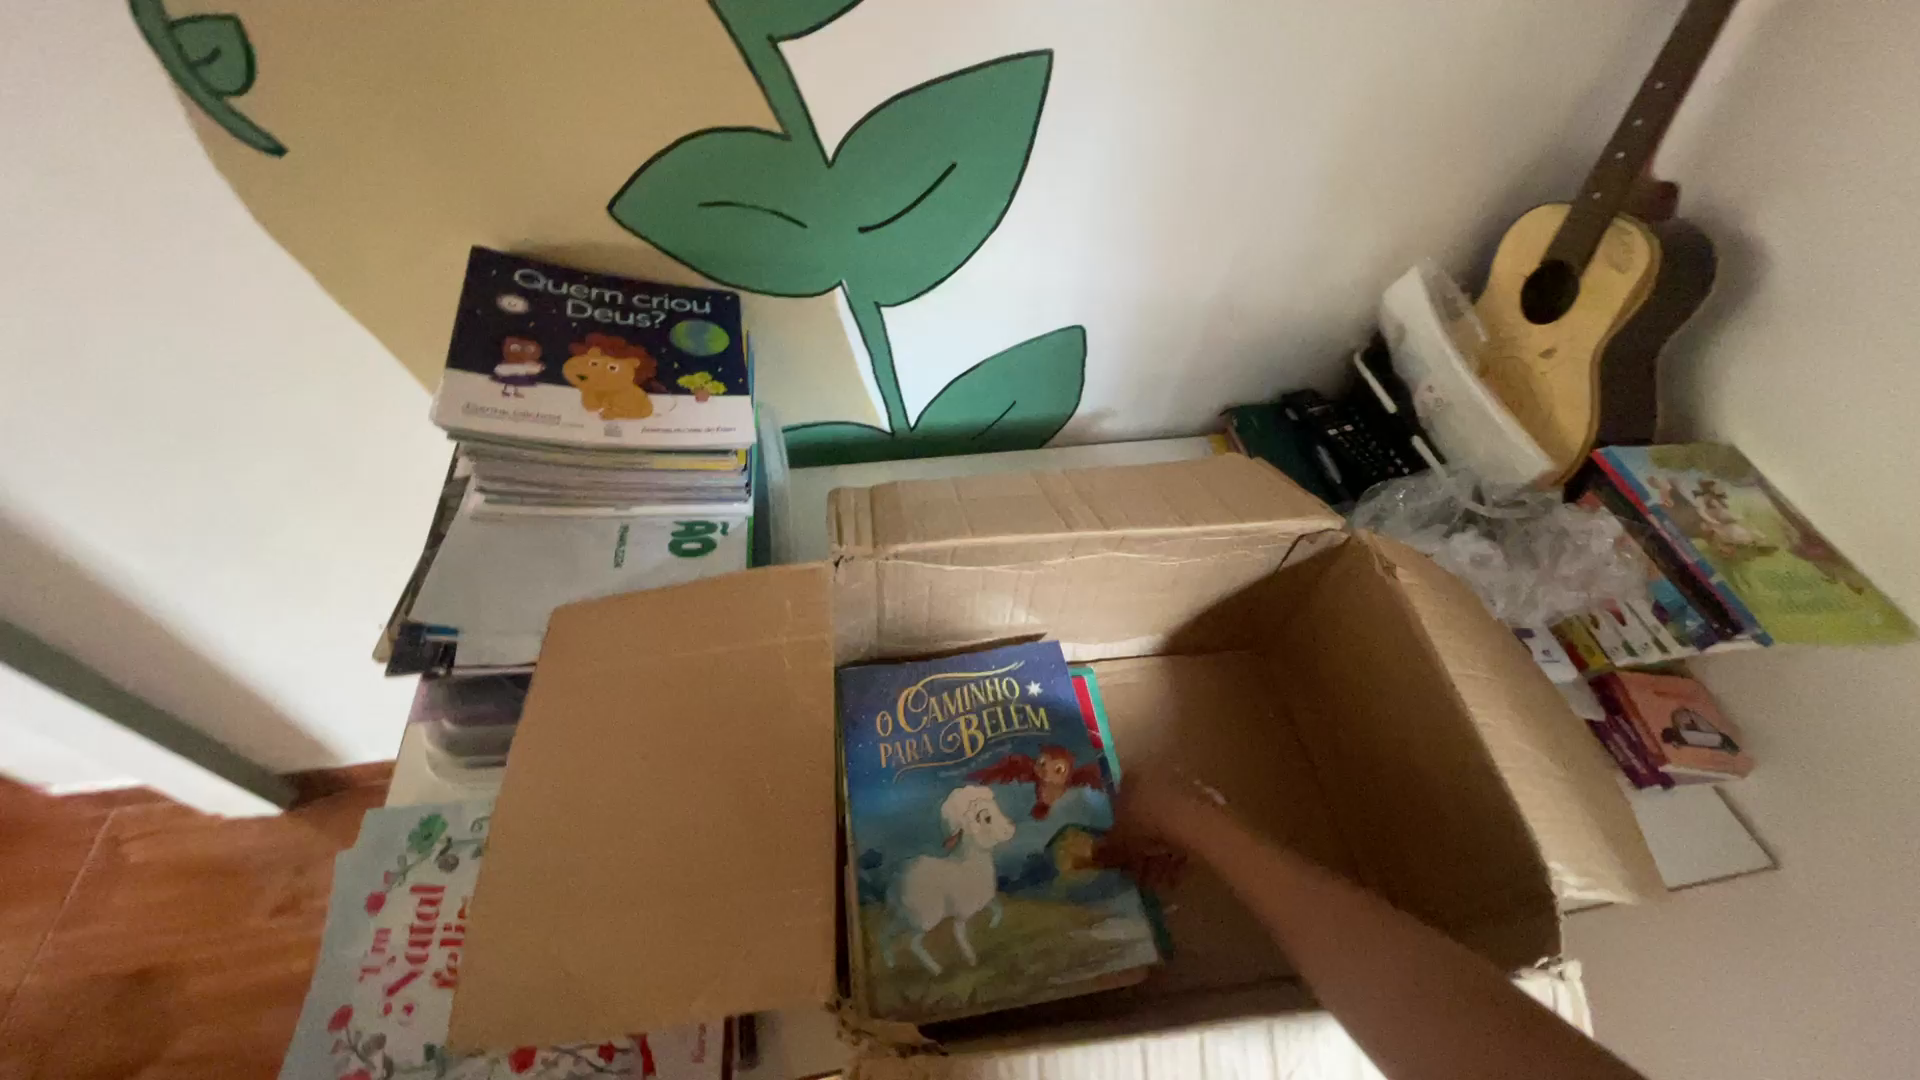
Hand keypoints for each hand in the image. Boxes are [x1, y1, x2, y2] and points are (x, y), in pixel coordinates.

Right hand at [1096, 768, 1219, 889]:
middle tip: (1140, 875)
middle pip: (1144, 819)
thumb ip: (1107, 848)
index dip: (1119, 833)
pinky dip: (1179, 854)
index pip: (1119, 804)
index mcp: (1131, 778)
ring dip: (1160, 857)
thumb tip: (1093, 855)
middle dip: (1141, 850)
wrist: (1192, 821)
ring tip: (1159, 883)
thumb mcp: (1120, 840)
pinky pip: (1185, 832)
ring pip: (1166, 828)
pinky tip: (1176, 877)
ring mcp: (1181, 790)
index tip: (1121, 854)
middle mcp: (1155, 778)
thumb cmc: (1145, 822)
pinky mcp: (1203, 807)